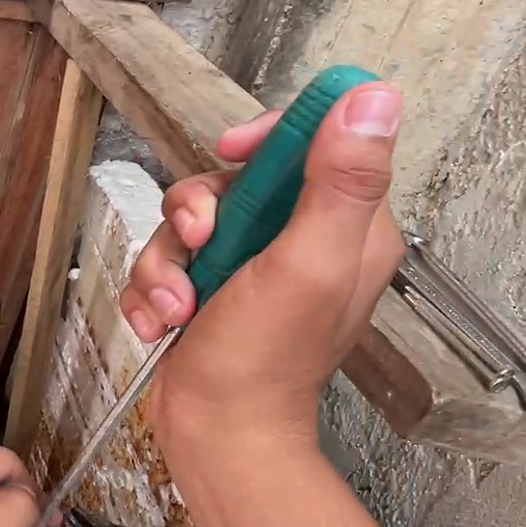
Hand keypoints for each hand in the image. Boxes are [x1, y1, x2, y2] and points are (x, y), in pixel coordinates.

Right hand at [119, 82, 405, 478]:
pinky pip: (163, 265)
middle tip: (197, 246)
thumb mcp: (306, 263)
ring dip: (164, 266)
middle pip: (229, 182)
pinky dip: (152, 293)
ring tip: (173, 308)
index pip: (312, 142)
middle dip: (194, 213)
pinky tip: (160, 324)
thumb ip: (339, 183)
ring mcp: (244, 267)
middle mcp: (294, 240)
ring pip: (183, 225)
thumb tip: (372, 96)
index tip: (231, 151)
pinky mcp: (203, 290)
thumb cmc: (263, 358)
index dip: (267, 136)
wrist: (215, 430)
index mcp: (342, 226)